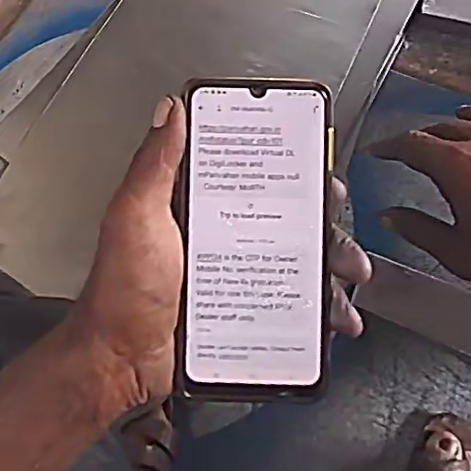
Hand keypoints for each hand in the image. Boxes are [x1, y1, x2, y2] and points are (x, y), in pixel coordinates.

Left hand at [72, 96, 374, 410]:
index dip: (282, 161)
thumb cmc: (123, 288)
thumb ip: (154, 164)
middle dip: (321, 215)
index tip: (312, 158)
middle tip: (337, 218)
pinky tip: (334, 316)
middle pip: (284, 213)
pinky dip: (319, 307)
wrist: (122, 361)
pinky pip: (292, 300)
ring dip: (330, 261)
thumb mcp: (135, 216)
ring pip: (296, 256)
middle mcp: (220, 232)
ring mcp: (235, 270)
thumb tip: (170, 108)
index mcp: (195, 203)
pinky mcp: (244, 305)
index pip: (247, 170)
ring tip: (348, 273)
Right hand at [369, 75, 470, 351]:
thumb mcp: (468, 259)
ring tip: (463, 119)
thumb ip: (422, 230)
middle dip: (430, 137)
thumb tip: (396, 218)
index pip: (412, 143)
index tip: (384, 149)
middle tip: (422, 147)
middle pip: (451, 125)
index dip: (390, 145)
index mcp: (465, 168)